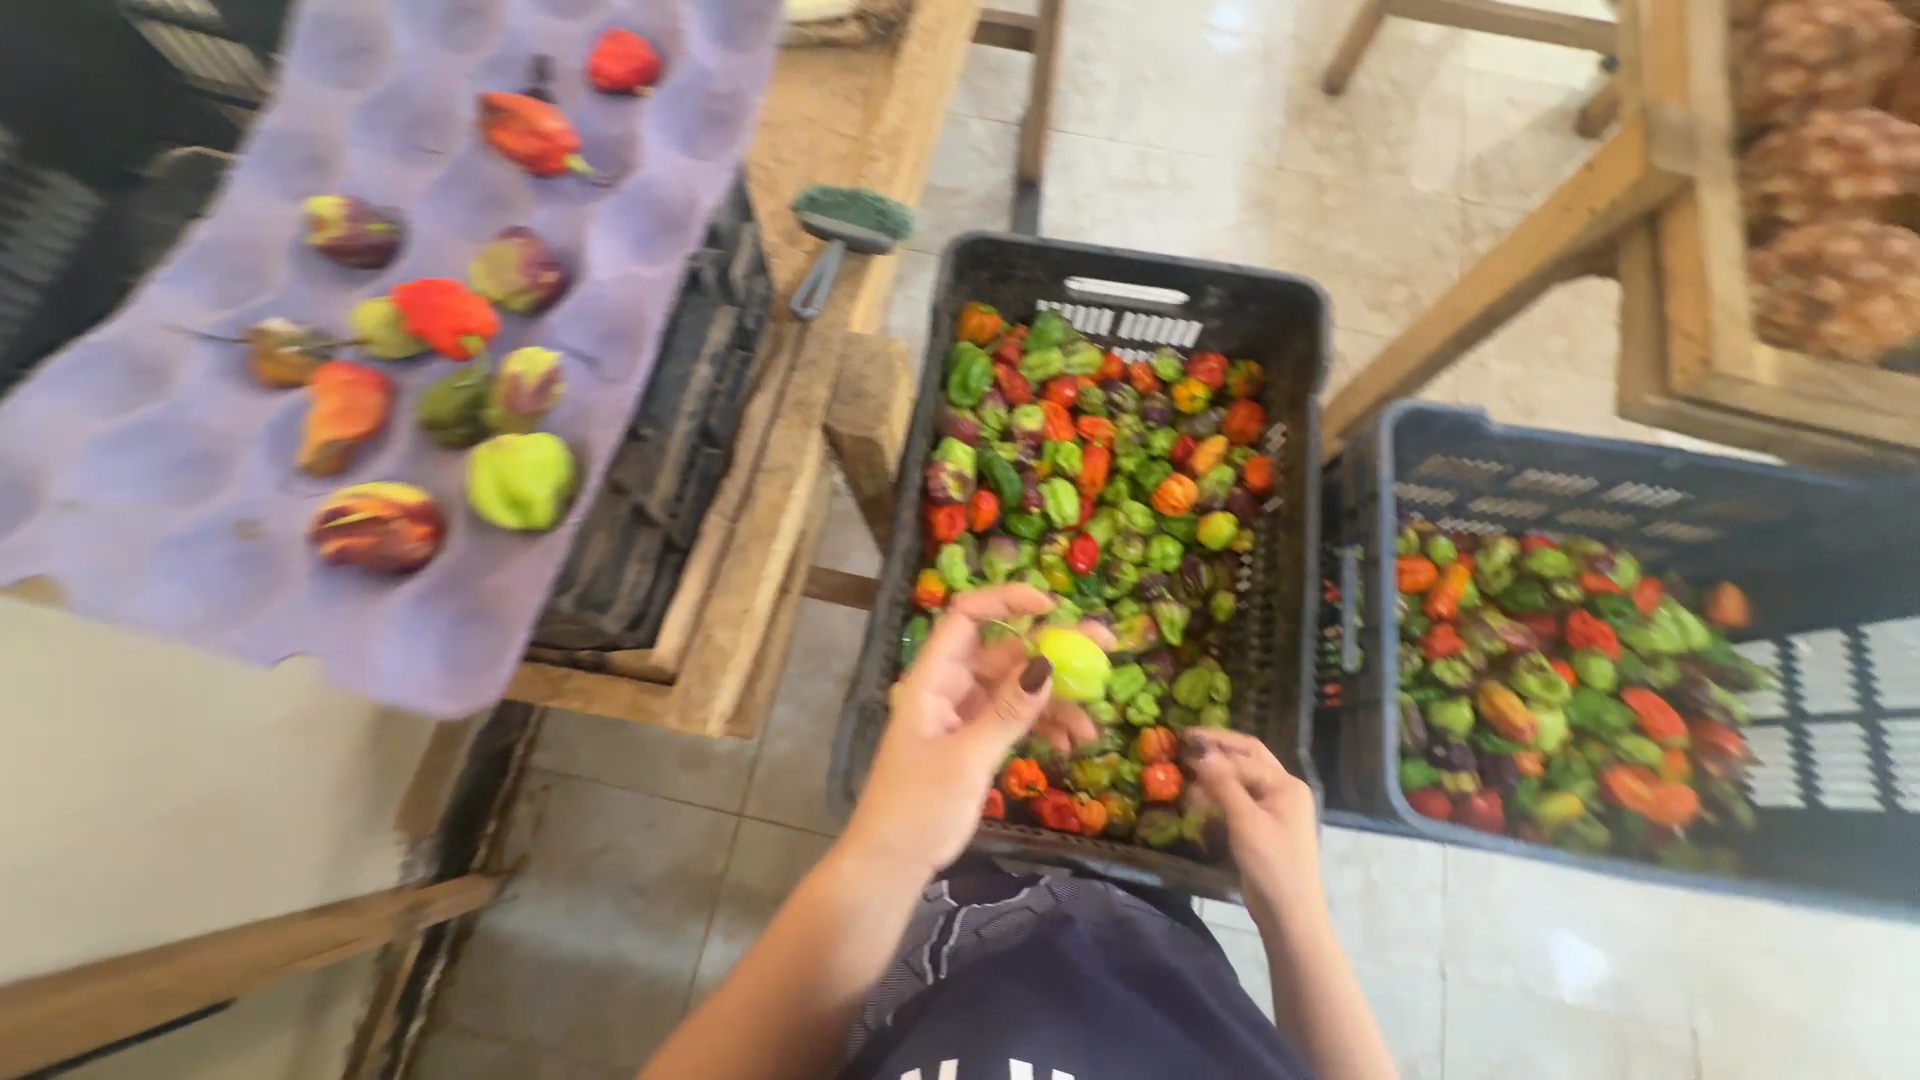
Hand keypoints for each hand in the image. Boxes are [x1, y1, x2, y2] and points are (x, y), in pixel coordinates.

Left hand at [841, 586, 1106, 882]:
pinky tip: (1071, 742)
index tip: (1054, 608)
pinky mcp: (974, 739)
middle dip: (1052, 650)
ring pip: (1015, 687)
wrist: (891, 863)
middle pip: (1003, 650)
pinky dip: (1041, 725)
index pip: (967, 616)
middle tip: (1104, 649)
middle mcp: (949, 686)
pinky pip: (1013, 718)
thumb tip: (1047, 664)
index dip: (1007, 601)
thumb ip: (1007, 712)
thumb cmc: (917, 808)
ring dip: (1054, 698)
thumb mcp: (966, 759)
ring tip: (1091, 722)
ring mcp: (963, 713)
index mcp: (932, 678)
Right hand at [1182, 729, 1322, 916]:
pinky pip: (1240, 797)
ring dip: (1218, 769)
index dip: (1214, 751)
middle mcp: (1284, 790)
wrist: (1288, 912)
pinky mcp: (1263, 824)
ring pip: (1243, 777)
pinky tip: (1200, 792)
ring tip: (1189, 765)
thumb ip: (1223, 782)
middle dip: (1219, 747)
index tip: (1183, 744)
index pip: (1245, 758)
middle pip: (1248, 757)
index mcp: (1286, 785)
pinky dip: (1220, 790)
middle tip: (1188, 739)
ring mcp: (1275, 808)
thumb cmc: (1271, 863)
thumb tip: (1201, 752)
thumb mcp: (1245, 820)